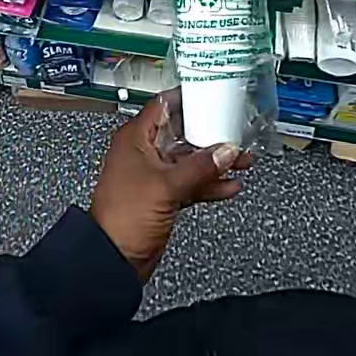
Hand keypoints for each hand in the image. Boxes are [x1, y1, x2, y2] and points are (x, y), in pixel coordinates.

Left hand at [89, 90, 253, 280]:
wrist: (113, 261)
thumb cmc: (124, 216)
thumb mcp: (166, 185)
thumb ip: (200, 166)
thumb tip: (227, 150)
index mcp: (136, 138)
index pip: (164, 106)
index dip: (188, 98)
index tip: (212, 94)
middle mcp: (144, 152)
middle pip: (182, 134)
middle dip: (211, 135)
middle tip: (236, 132)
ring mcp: (154, 174)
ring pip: (190, 160)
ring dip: (215, 161)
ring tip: (242, 160)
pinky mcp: (162, 196)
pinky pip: (190, 183)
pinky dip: (209, 184)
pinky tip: (229, 186)